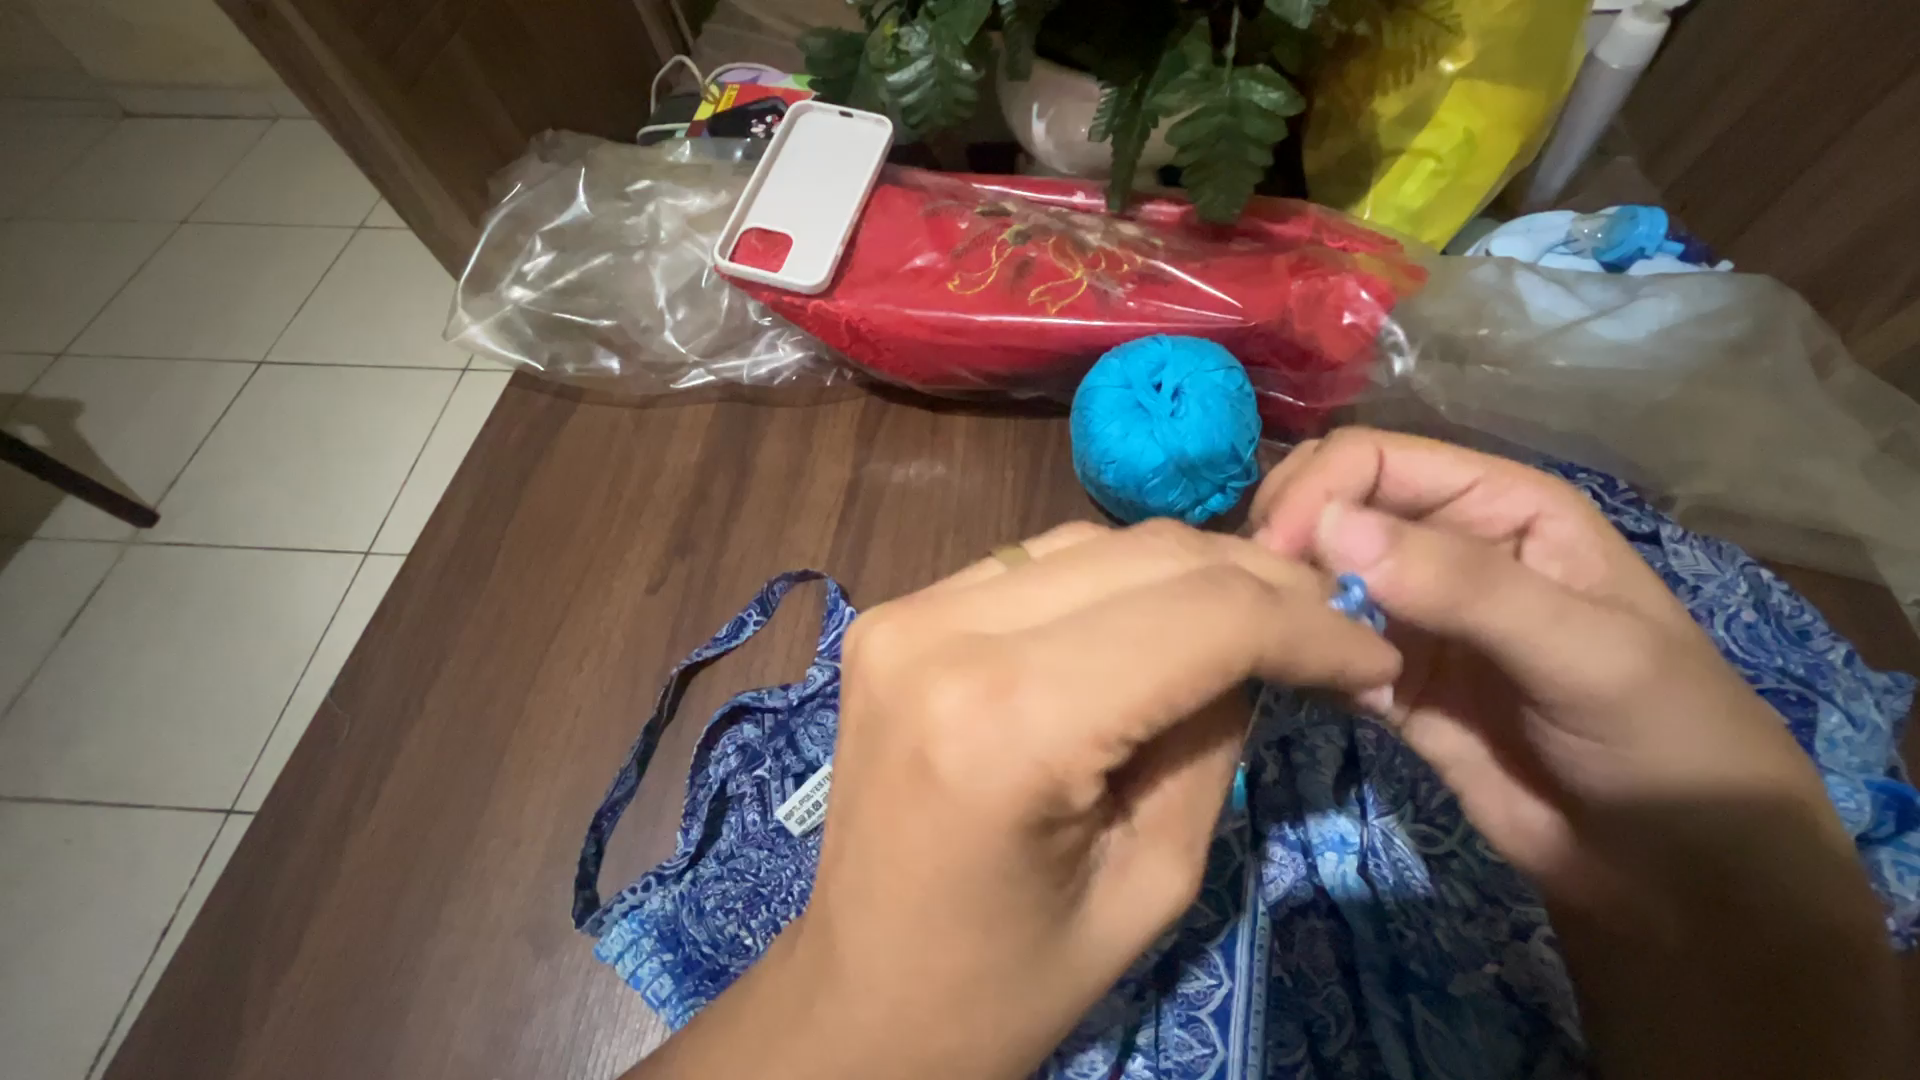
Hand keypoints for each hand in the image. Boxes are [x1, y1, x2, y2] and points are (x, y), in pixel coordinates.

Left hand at [636, 520, 1397, 1079]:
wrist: (865, 989)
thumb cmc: (1012, 976)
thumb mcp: (1151, 879)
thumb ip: (1212, 737)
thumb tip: (1262, 644)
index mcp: (1006, 721)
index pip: (1198, 617)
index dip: (1305, 625)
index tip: (1371, 654)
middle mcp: (942, 636)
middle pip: (1143, 555)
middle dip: (1254, 582)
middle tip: (1323, 626)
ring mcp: (905, 614)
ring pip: (1087, 544)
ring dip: (1183, 573)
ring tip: (1249, 620)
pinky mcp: (892, 616)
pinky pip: (1029, 566)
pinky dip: (1106, 582)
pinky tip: (1149, 620)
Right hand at [1249, 427, 1845, 908]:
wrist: (1674, 876)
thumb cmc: (1665, 741)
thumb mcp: (1587, 652)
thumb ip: (1463, 585)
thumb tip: (1327, 527)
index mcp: (1498, 506)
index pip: (1374, 460)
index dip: (1316, 493)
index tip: (1275, 553)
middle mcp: (1441, 546)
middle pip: (1327, 506)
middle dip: (1283, 536)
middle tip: (1259, 594)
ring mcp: (1405, 614)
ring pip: (1309, 574)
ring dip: (1281, 597)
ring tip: (1266, 637)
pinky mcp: (1380, 676)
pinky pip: (1316, 643)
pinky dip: (1295, 651)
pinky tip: (1293, 676)